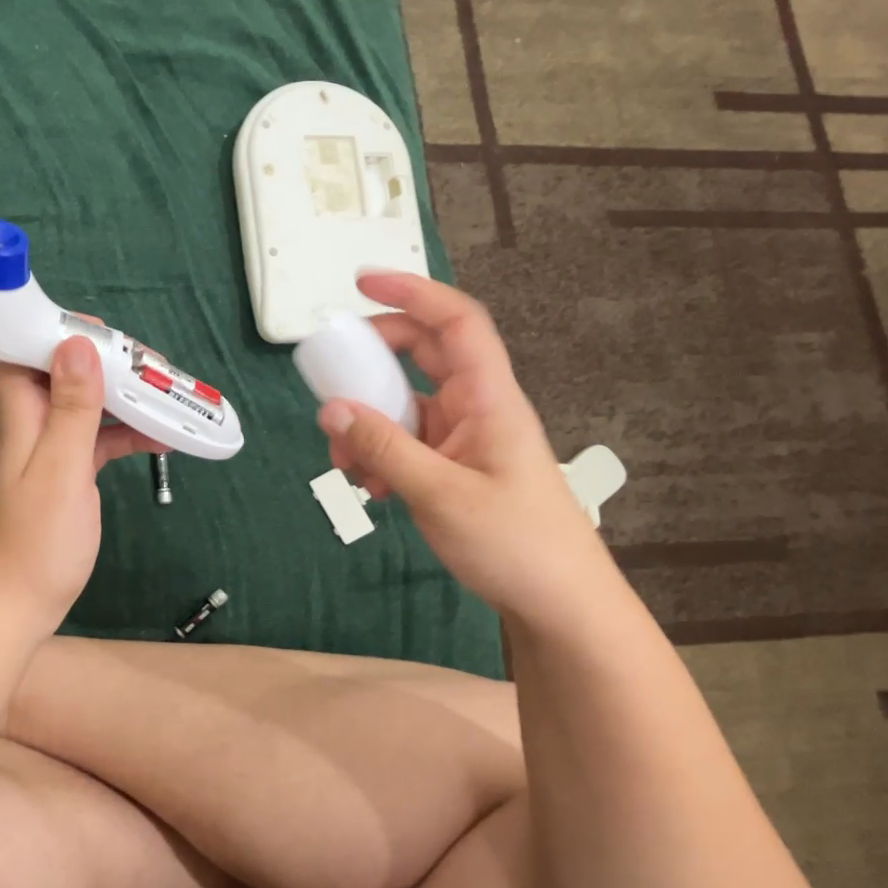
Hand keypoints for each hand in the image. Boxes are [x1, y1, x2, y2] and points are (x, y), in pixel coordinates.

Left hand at [0, 337, 162, 632]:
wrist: (17, 605)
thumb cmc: (36, 542)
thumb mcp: (60, 469)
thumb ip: (71, 408)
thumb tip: (76, 343)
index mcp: (22, 415)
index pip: (22, 351)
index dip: (52, 329)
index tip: (99, 329)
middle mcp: (33, 425)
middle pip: (64, 373)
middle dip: (105, 360)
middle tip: (150, 363)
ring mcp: (51, 450)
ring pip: (87, 405)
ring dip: (124, 396)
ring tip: (168, 393)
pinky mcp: (68, 474)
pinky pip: (99, 439)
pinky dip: (128, 434)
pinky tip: (163, 438)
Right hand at [319, 272, 617, 621]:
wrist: (558, 604)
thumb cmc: (515, 544)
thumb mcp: (440, 495)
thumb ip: (383, 448)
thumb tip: (330, 408)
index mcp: (489, 398)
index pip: (455, 323)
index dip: (412, 293)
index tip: (361, 283)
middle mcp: (475, 408)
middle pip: (420, 356)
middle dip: (371, 362)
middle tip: (330, 379)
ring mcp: (463, 438)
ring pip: (404, 405)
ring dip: (367, 423)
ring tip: (345, 462)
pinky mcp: (452, 467)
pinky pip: (405, 442)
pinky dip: (378, 455)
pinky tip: (369, 487)